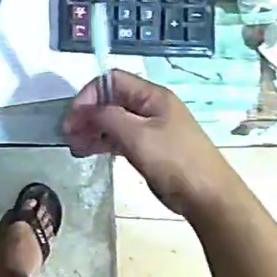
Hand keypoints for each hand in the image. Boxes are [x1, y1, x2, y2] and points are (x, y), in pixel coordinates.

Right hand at [63, 70, 244, 218]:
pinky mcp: (150, 149)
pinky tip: (88, 151)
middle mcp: (151, 107)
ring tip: (74, 146)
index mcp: (153, 96)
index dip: (90, 94)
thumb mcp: (137, 135)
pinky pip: (120, 138)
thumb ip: (108, 116)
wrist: (207, 196)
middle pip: (111, 100)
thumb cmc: (174, 160)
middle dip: (88, 113)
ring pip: (114, 120)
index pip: (113, 80)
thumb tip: (85, 110)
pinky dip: (103, 142)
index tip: (74, 117)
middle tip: (69, 135)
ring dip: (92, 129)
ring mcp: (151, 128)